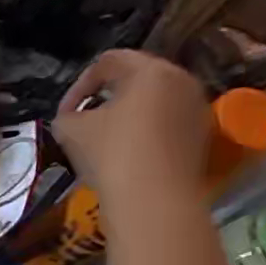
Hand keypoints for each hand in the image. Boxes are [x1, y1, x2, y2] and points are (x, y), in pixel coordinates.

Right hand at [51, 49, 209, 202]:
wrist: (154, 202)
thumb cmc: (112, 155)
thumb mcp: (71, 132)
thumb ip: (66, 117)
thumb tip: (70, 120)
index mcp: (150, 70)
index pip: (108, 62)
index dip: (78, 87)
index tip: (63, 114)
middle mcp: (182, 81)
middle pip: (137, 81)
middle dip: (106, 100)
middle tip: (84, 124)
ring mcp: (196, 110)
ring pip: (155, 105)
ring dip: (128, 119)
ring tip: (106, 144)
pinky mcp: (202, 140)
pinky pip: (167, 128)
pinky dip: (146, 137)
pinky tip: (128, 160)